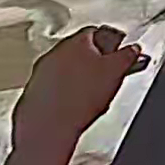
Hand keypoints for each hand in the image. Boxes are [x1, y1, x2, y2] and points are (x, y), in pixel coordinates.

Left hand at [11, 25, 147, 163]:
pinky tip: (75, 106)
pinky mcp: (30, 98)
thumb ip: (129, 54)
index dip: (112, 41)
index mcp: (75, 42)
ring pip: (65, 71)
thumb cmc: (80, 98)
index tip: (119, 51)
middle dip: (95, 60)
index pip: (97, 32)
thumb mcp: (117, 70)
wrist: (48, 132)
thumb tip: (133, 50)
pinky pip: (52, 90)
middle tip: (109, 72)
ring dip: (78, 78)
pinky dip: (64, 95)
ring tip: (93, 92)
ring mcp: (38, 77)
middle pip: (79, 51)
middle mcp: (53, 55)